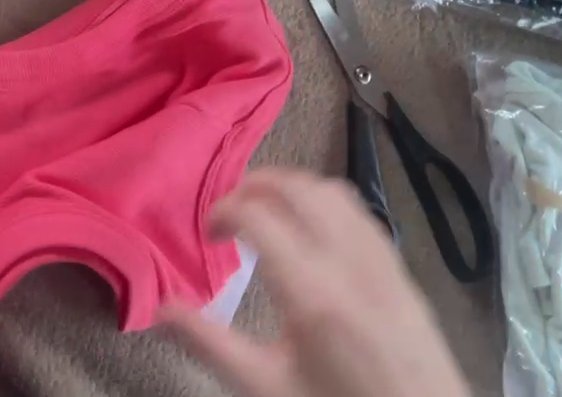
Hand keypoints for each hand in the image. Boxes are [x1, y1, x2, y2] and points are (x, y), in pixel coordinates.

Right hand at [164, 170, 467, 396]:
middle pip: (294, 187)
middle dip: (253, 186)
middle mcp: (348, 264)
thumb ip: (211, 345)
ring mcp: (381, 263)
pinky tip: (312, 231)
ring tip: (268, 214)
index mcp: (312, 294)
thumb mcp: (268, 390)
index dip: (223, 210)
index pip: (257, 215)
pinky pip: (360, 211)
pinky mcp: (402, 271)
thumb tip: (160, 308)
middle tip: (232, 213)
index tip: (211, 235)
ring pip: (329, 190)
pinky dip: (325, 203)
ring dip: (290, 188)